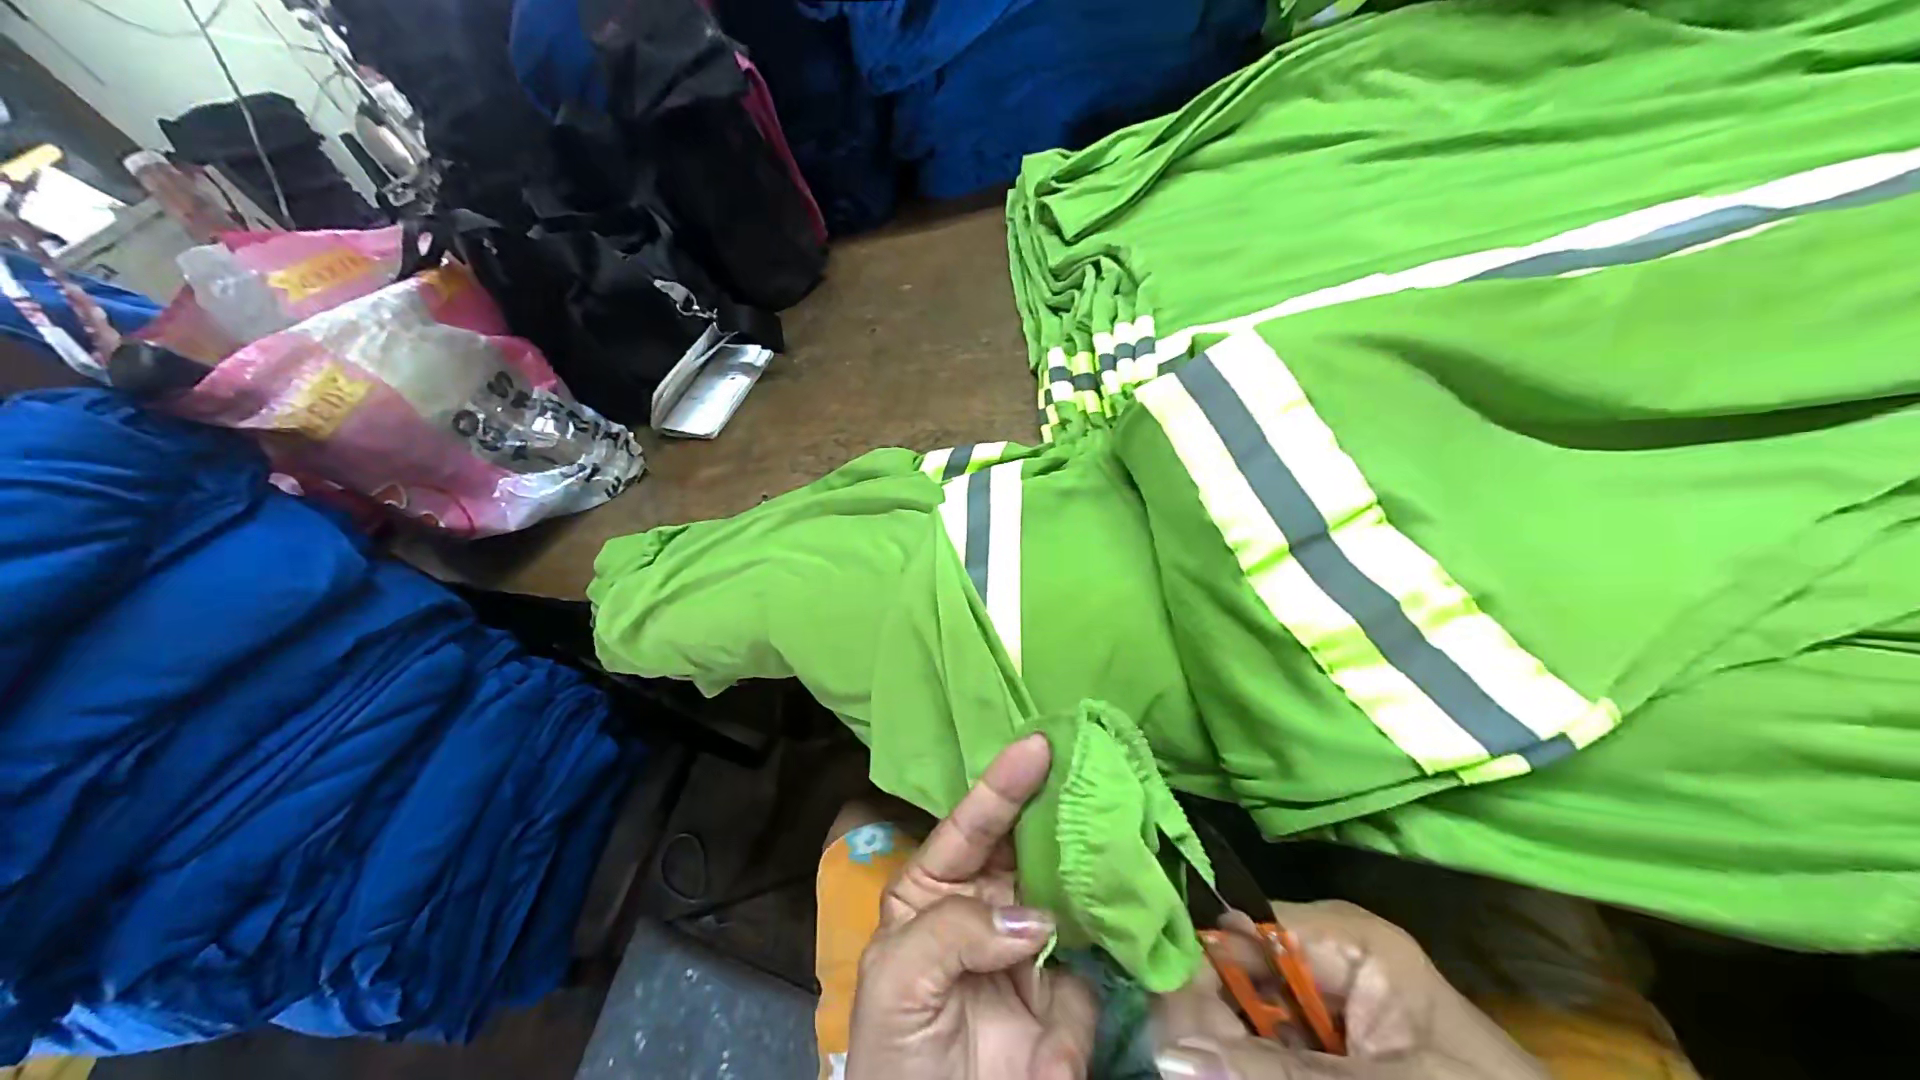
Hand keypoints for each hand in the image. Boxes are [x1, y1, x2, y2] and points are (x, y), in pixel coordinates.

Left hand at [846, 733, 1096, 1079]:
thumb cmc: (897, 1055)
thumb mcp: (899, 980)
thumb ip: (954, 931)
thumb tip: (1036, 919)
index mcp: (933, 893)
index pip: (969, 828)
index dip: (1001, 785)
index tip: (1037, 745)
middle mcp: (986, 907)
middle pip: (1026, 845)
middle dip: (1056, 805)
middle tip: (1091, 766)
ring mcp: (1030, 945)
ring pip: (1067, 886)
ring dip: (1092, 856)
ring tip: (1120, 817)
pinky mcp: (1071, 992)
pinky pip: (1096, 953)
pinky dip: (1112, 933)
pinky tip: (1123, 906)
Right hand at [1153, 901, 1547, 1079]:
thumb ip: (1282, 1074)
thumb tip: (1169, 1057)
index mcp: (1340, 939)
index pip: (1231, 932)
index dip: (1189, 979)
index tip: (1166, 1045)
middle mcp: (1317, 957)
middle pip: (1225, 978)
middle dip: (1202, 1031)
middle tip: (1185, 1075)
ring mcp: (1319, 1008)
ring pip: (1236, 1022)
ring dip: (1221, 1059)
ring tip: (1202, 1075)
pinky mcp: (1322, 1052)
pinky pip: (1263, 1053)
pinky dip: (1244, 1071)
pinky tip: (1227, 1076)